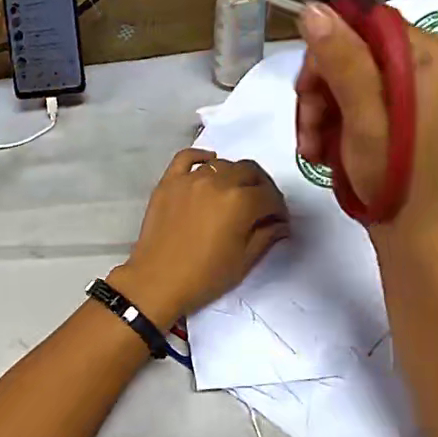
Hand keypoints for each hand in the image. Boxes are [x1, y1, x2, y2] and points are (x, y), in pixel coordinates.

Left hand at [109, 149, 290, 329]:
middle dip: (262, 186)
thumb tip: (280, 223)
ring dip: (235, 175)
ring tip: (235, 193)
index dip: (279, 208)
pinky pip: (186, 157)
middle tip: (262, 205)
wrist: (157, 280)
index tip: (278, 220)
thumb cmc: (204, 276)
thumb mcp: (244, 260)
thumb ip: (266, 235)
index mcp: (240, 202)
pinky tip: (209, 162)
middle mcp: (217, 183)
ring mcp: (190, 179)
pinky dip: (201, 156)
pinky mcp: (168, 182)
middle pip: (249, 171)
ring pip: (222, 164)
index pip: (270, 195)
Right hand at [294, 2, 437, 244]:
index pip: (364, 24)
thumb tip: (313, 10)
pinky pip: (349, 104)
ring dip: (317, 113)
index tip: (308, 91)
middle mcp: (423, 67)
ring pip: (341, 81)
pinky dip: (328, 126)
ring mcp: (409, 94)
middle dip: (318, 91)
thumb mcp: (364, 116)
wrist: (419, 237)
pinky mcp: (395, 117)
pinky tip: (320, 152)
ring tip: (312, 149)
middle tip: (309, 129)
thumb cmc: (397, 176)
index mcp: (430, 56)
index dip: (327, 53)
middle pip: (349, 53)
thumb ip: (343, 60)